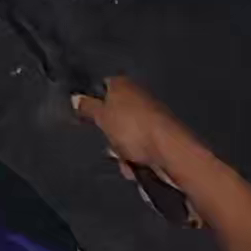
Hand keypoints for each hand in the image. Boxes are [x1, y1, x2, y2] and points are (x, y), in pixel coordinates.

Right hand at [72, 75, 194, 178]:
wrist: (176, 155)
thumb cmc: (133, 128)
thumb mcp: (101, 116)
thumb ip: (86, 107)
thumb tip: (75, 98)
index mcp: (123, 83)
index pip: (101, 85)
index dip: (92, 100)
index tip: (86, 115)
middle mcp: (139, 95)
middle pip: (116, 112)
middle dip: (110, 130)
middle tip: (107, 142)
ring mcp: (155, 117)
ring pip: (130, 132)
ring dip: (124, 147)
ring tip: (124, 161)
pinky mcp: (167, 138)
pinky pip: (145, 145)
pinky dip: (140, 156)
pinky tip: (137, 167)